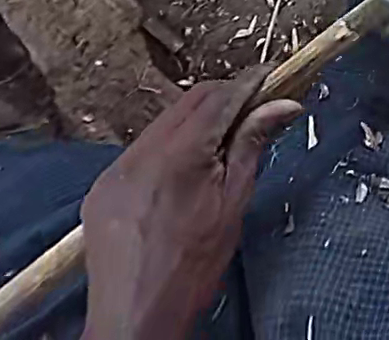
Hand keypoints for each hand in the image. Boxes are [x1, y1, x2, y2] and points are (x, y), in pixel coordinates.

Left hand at [80, 70, 302, 339]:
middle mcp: (138, 157)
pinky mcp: (103, 187)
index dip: (249, 82)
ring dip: (202, 114)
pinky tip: (194, 156)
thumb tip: (286, 102)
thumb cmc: (194, 264)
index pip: (219, 99)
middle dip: (227, 93)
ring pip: (168, 119)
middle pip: (191, 100)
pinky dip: (177, 137)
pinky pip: (147, 144)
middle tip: (259, 102)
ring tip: (230, 131)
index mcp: (176, 159)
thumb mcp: (234, 200)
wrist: (133, 323)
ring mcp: (115, 171)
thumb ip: (253, 142)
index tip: (274, 74)